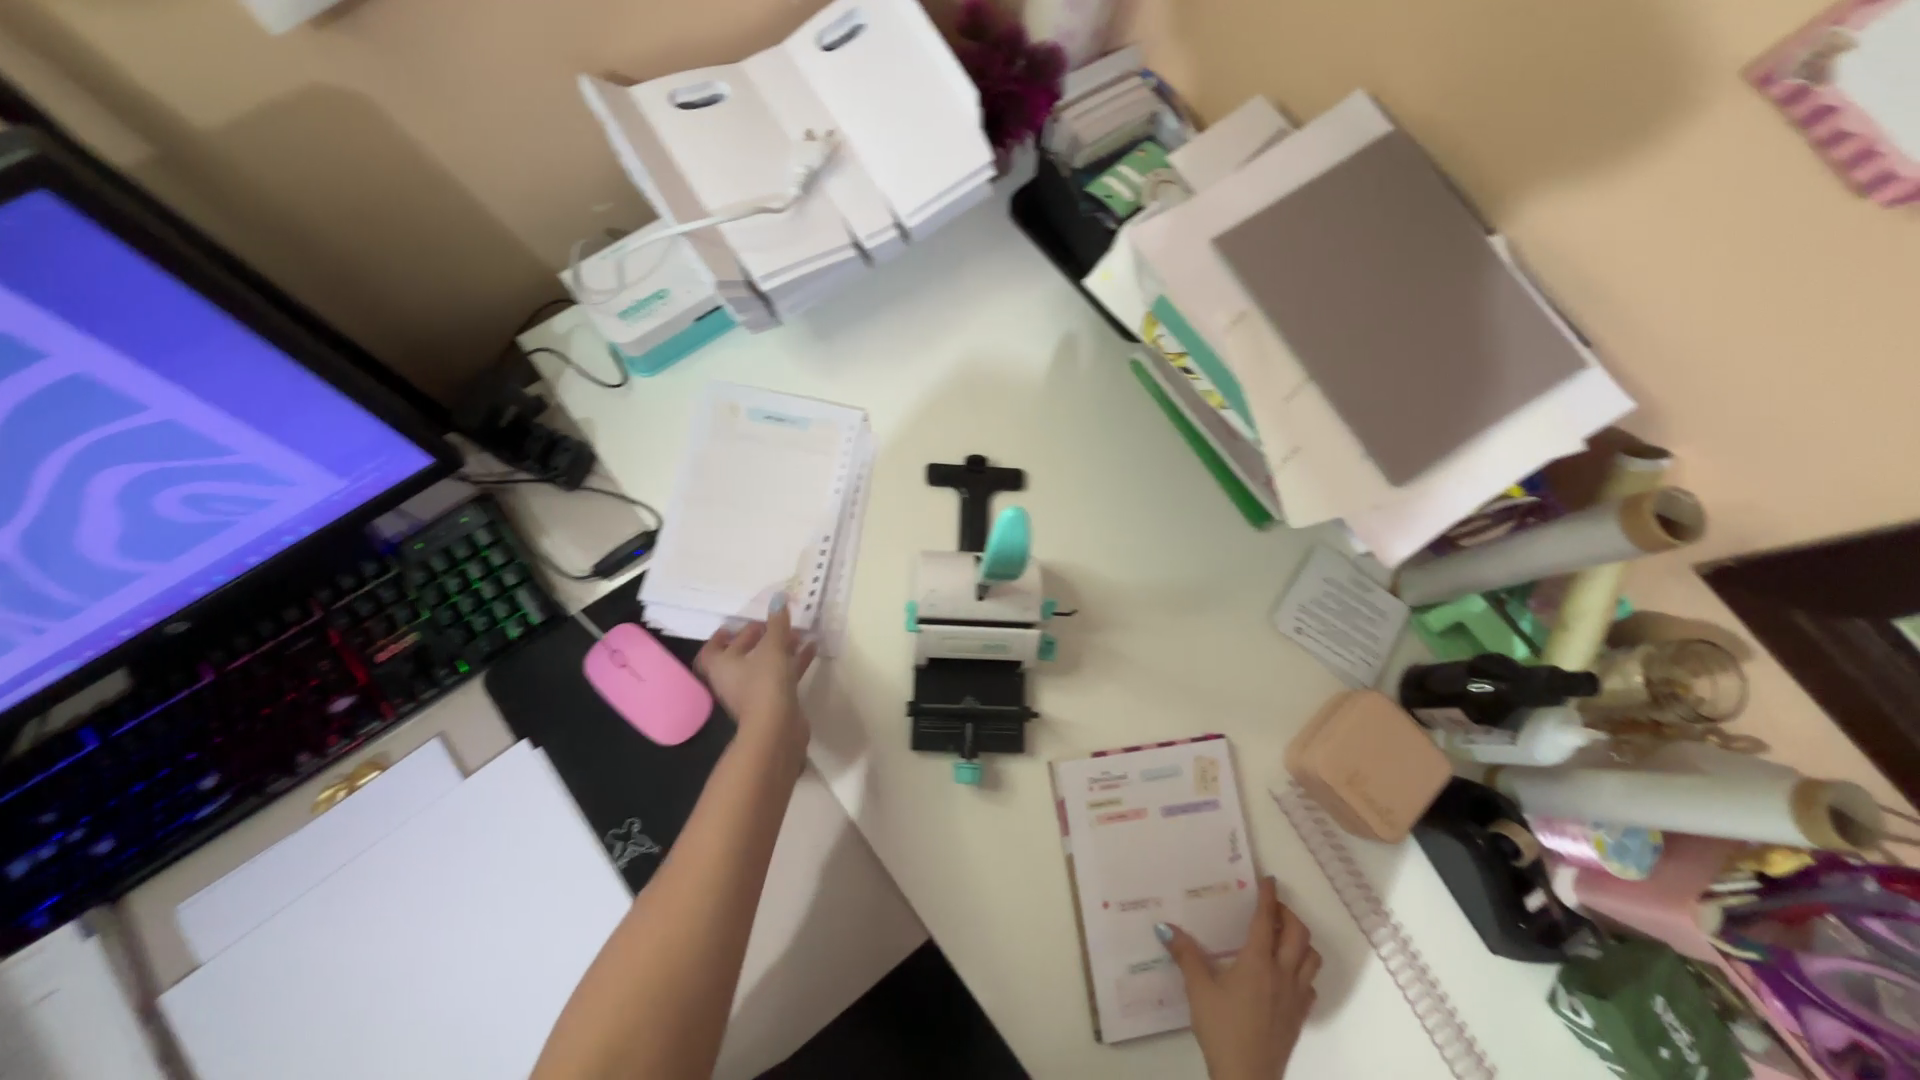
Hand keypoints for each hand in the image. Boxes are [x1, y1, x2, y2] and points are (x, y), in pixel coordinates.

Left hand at [695, 592, 815, 752]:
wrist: (777, 729)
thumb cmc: (765, 683)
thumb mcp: (773, 647)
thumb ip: (777, 623)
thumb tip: (779, 597)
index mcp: (722, 666)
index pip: (712, 649)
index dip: (721, 636)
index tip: (735, 624)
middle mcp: (732, 680)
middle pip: (741, 655)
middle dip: (758, 638)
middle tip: (774, 624)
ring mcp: (752, 693)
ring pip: (764, 665)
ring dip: (779, 649)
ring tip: (798, 634)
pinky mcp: (773, 702)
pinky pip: (781, 676)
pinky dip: (794, 662)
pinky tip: (812, 648)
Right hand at [1158, 877, 1320, 1079]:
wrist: (1247, 1076)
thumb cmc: (1222, 1029)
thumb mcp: (1198, 991)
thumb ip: (1186, 956)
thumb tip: (1165, 927)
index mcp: (1257, 962)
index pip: (1267, 920)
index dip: (1268, 897)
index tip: (1269, 880)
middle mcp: (1283, 973)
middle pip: (1299, 934)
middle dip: (1288, 915)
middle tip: (1272, 909)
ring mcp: (1296, 995)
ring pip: (1312, 958)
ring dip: (1301, 941)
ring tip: (1283, 938)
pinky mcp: (1300, 1015)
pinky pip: (1311, 983)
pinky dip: (1303, 970)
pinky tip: (1286, 975)